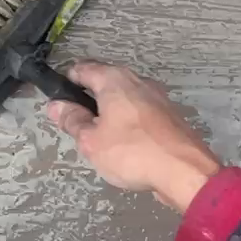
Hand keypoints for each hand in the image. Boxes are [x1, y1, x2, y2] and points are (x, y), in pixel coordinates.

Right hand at [45, 62, 222, 211]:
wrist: (183, 171)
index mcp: (114, 79)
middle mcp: (137, 81)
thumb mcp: (91, 140)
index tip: (57, 98)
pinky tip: (125, 144)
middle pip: (105, 82)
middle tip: (76, 124)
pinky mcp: (169, 115)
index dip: (66, 82)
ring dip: (109, 111)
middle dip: (88, 98)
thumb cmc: (133, 152)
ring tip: (99, 138)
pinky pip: (139, 112)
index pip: (82, 69)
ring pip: (124, 98)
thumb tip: (56, 106)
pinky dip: (128, 121)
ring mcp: (157, 97)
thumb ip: (72, 120)